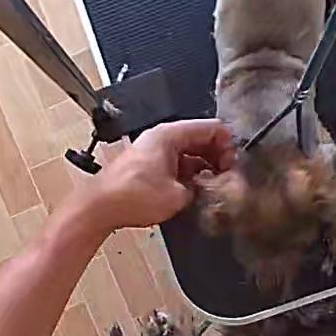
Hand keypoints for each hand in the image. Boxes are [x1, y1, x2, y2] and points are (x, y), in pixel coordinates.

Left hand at [76, 119, 231, 232]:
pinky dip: (192, 174)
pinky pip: (180, 164)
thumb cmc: (131, 196)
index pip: (210, 128)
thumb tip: (211, 188)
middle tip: (229, 176)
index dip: (227, 145)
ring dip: (206, 167)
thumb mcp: (179, 195)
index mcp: (169, 135)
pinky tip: (198, 190)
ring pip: (191, 153)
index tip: (234, 163)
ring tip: (216, 185)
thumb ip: (201, 187)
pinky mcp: (151, 165)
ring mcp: (156, 151)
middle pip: (202, 139)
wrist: (101, 207)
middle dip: (219, 156)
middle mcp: (162, 138)